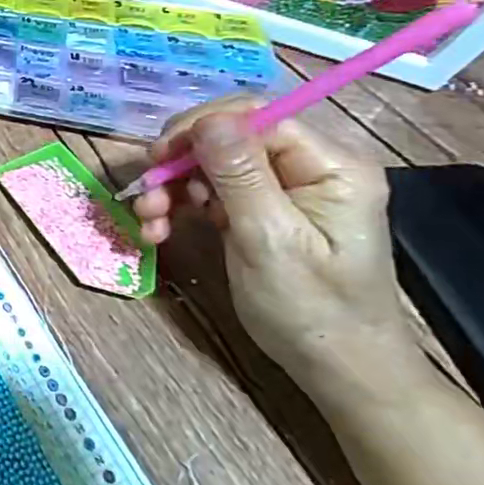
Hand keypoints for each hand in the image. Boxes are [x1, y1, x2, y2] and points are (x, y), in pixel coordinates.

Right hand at [130, 98, 419, 393]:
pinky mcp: (258, 209)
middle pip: (227, 135)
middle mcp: (306, 165)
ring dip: (172, 187)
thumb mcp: (270, 240)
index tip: (158, 158)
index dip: (201, 128)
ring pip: (211, 163)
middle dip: (180, 160)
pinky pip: (210, 190)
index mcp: (329, 164)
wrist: (336, 369)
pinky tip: (159, 230)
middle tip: (147, 191)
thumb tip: (208, 119)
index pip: (256, 116)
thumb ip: (240, 175)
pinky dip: (180, 205)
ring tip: (148, 220)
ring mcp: (281, 188)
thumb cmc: (312, 308)